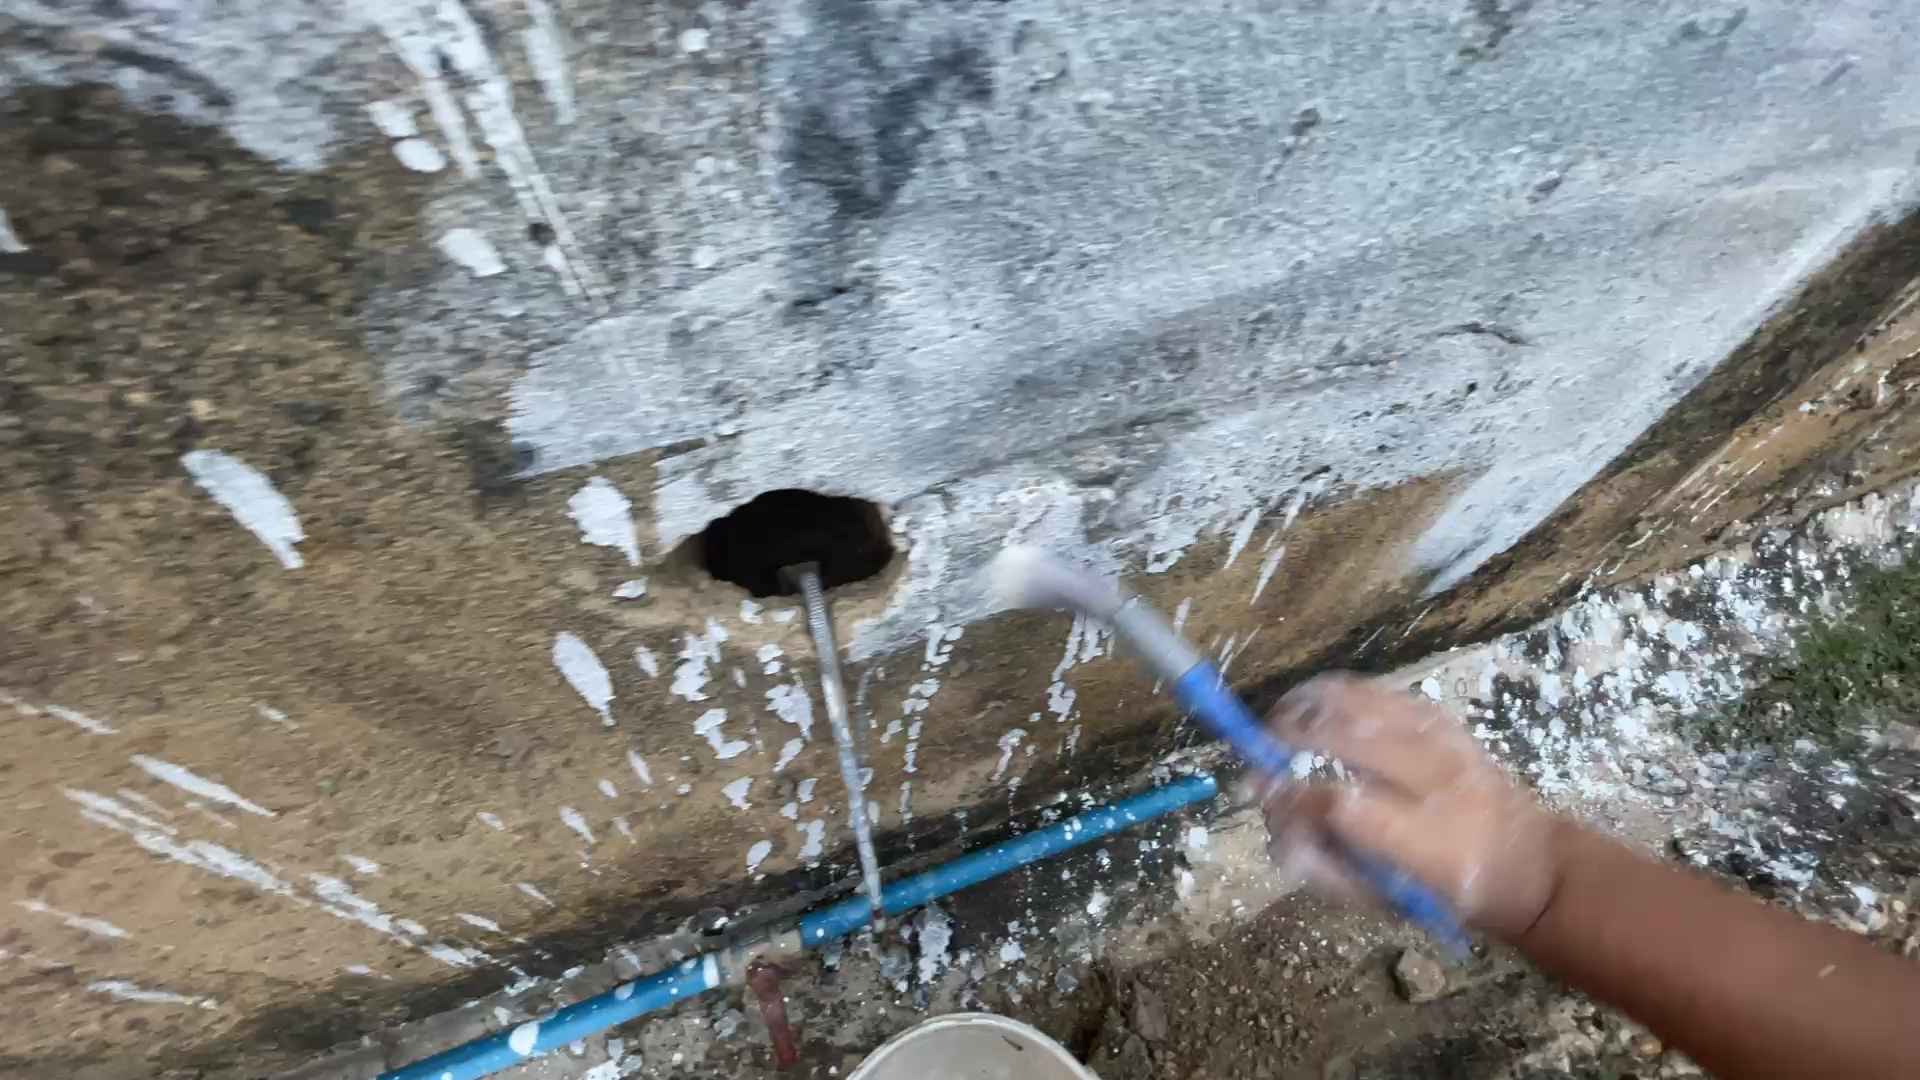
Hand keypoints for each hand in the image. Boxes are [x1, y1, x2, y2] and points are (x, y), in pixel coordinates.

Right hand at [1258, 673, 1562, 938]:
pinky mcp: (1442, 718)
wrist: (1538, 868)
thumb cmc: (1449, 891)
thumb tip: (1269, 817)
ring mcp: (1442, 741)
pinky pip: (1374, 690)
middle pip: (1343, 735)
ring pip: (1356, 699)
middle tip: (1261, 746)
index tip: (1260, 788)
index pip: (1340, 804)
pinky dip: (1335, 693)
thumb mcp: (1387, 901)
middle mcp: (1437, 782)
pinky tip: (1316, 707)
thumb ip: (1321, 863)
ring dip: (1305, 703)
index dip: (1289, 792)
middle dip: (1287, 734)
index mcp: (1427, 842)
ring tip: (1280, 718)